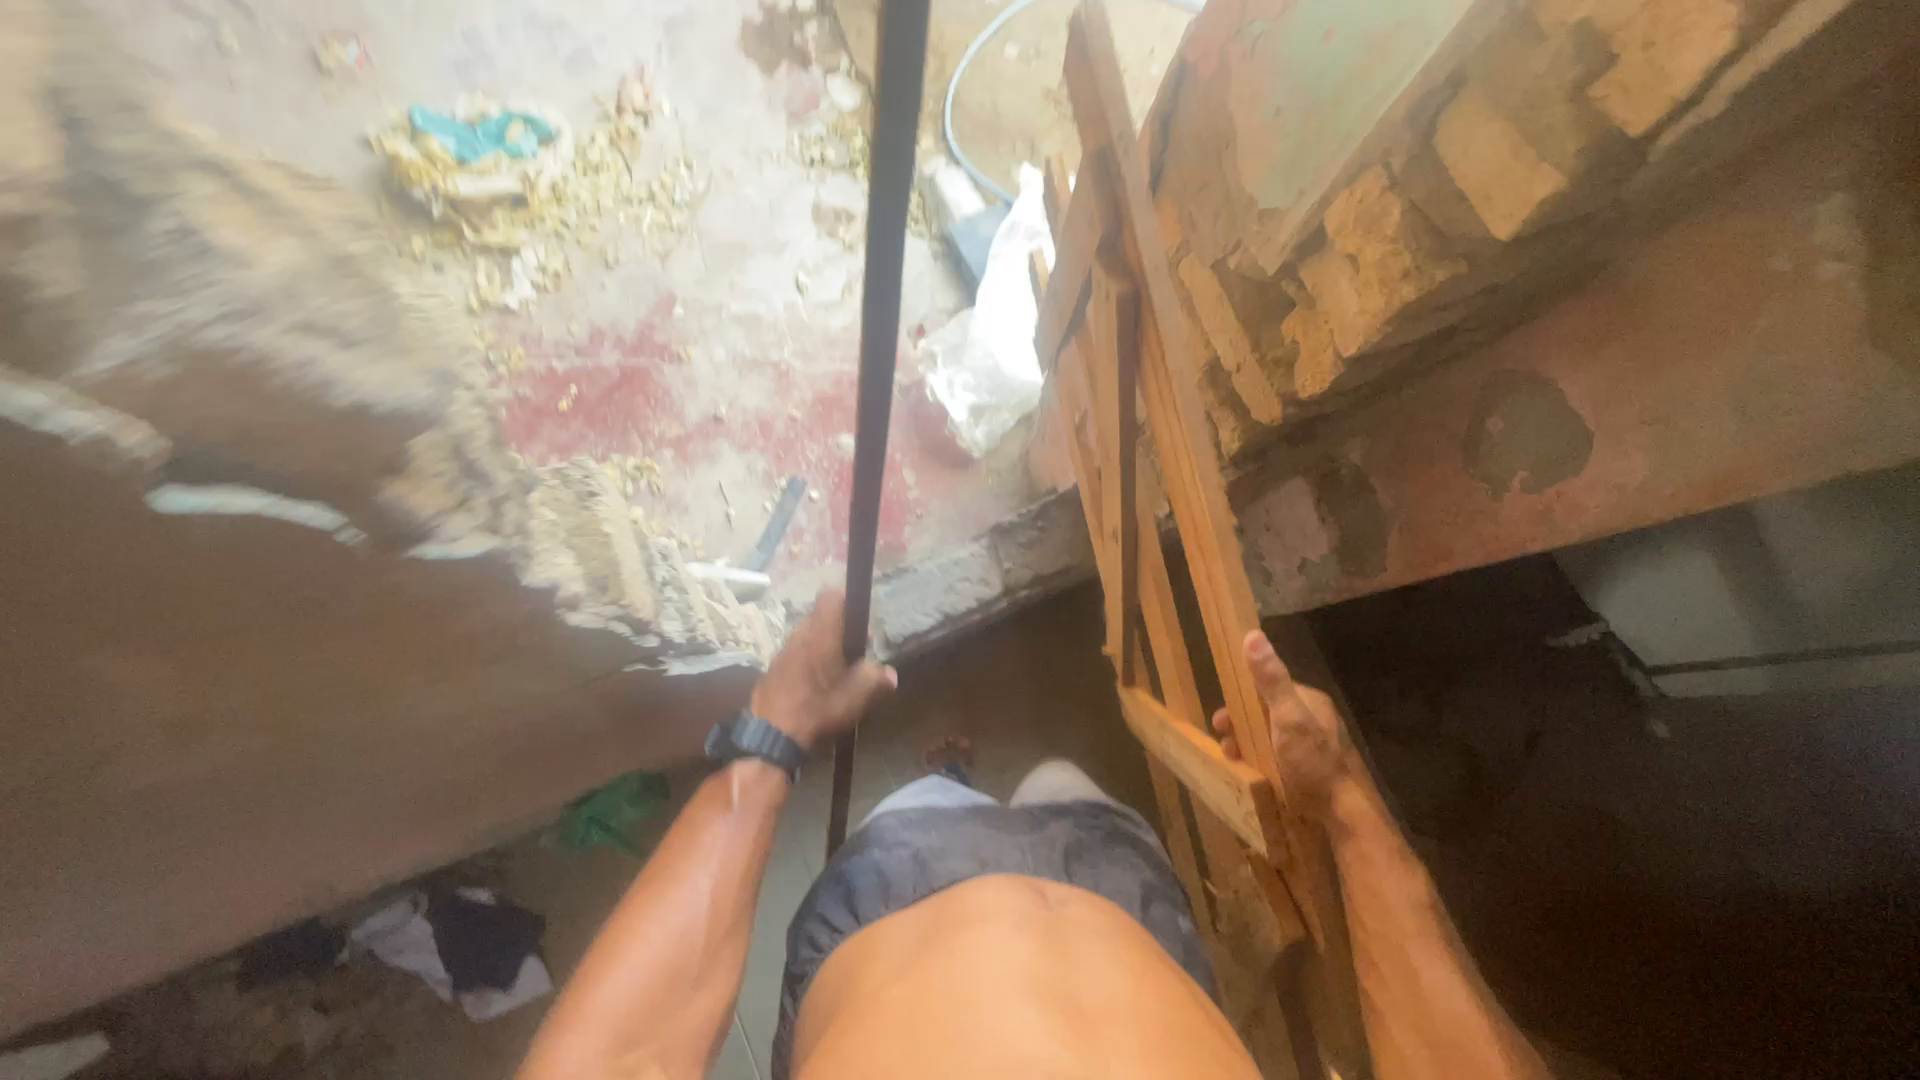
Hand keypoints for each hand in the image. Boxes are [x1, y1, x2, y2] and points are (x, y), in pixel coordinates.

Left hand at [751, 588, 896, 748]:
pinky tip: (815, 687)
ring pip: (807, 638)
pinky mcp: (771, 670)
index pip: (831, 597)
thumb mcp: (854, 698)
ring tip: (836, 673)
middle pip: (820, 619)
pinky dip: (807, 663)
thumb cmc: (818, 709)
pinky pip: (794, 655)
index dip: (848, 601)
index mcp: (821, 635)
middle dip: (839, 631)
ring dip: (823, 648)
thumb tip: (890, 674)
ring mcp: (782, 652)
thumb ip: (875, 680)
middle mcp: (799, 636)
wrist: (771, 736)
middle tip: (855, 654)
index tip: (860, 624)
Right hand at [1211, 630, 1353, 815]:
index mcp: (1309, 701)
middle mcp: (1313, 718)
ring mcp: (1312, 744)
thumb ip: (1270, 679)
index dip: (1242, 698)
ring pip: (1270, 736)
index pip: (1268, 687)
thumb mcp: (1288, 717)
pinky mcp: (1311, 768)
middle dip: (1241, 726)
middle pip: (1266, 712)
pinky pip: (1278, 755)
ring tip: (1234, 760)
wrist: (1343, 814)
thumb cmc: (1313, 761)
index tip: (1223, 719)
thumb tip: (1252, 634)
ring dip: (1248, 745)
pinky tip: (1253, 773)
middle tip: (1226, 744)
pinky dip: (1262, 761)